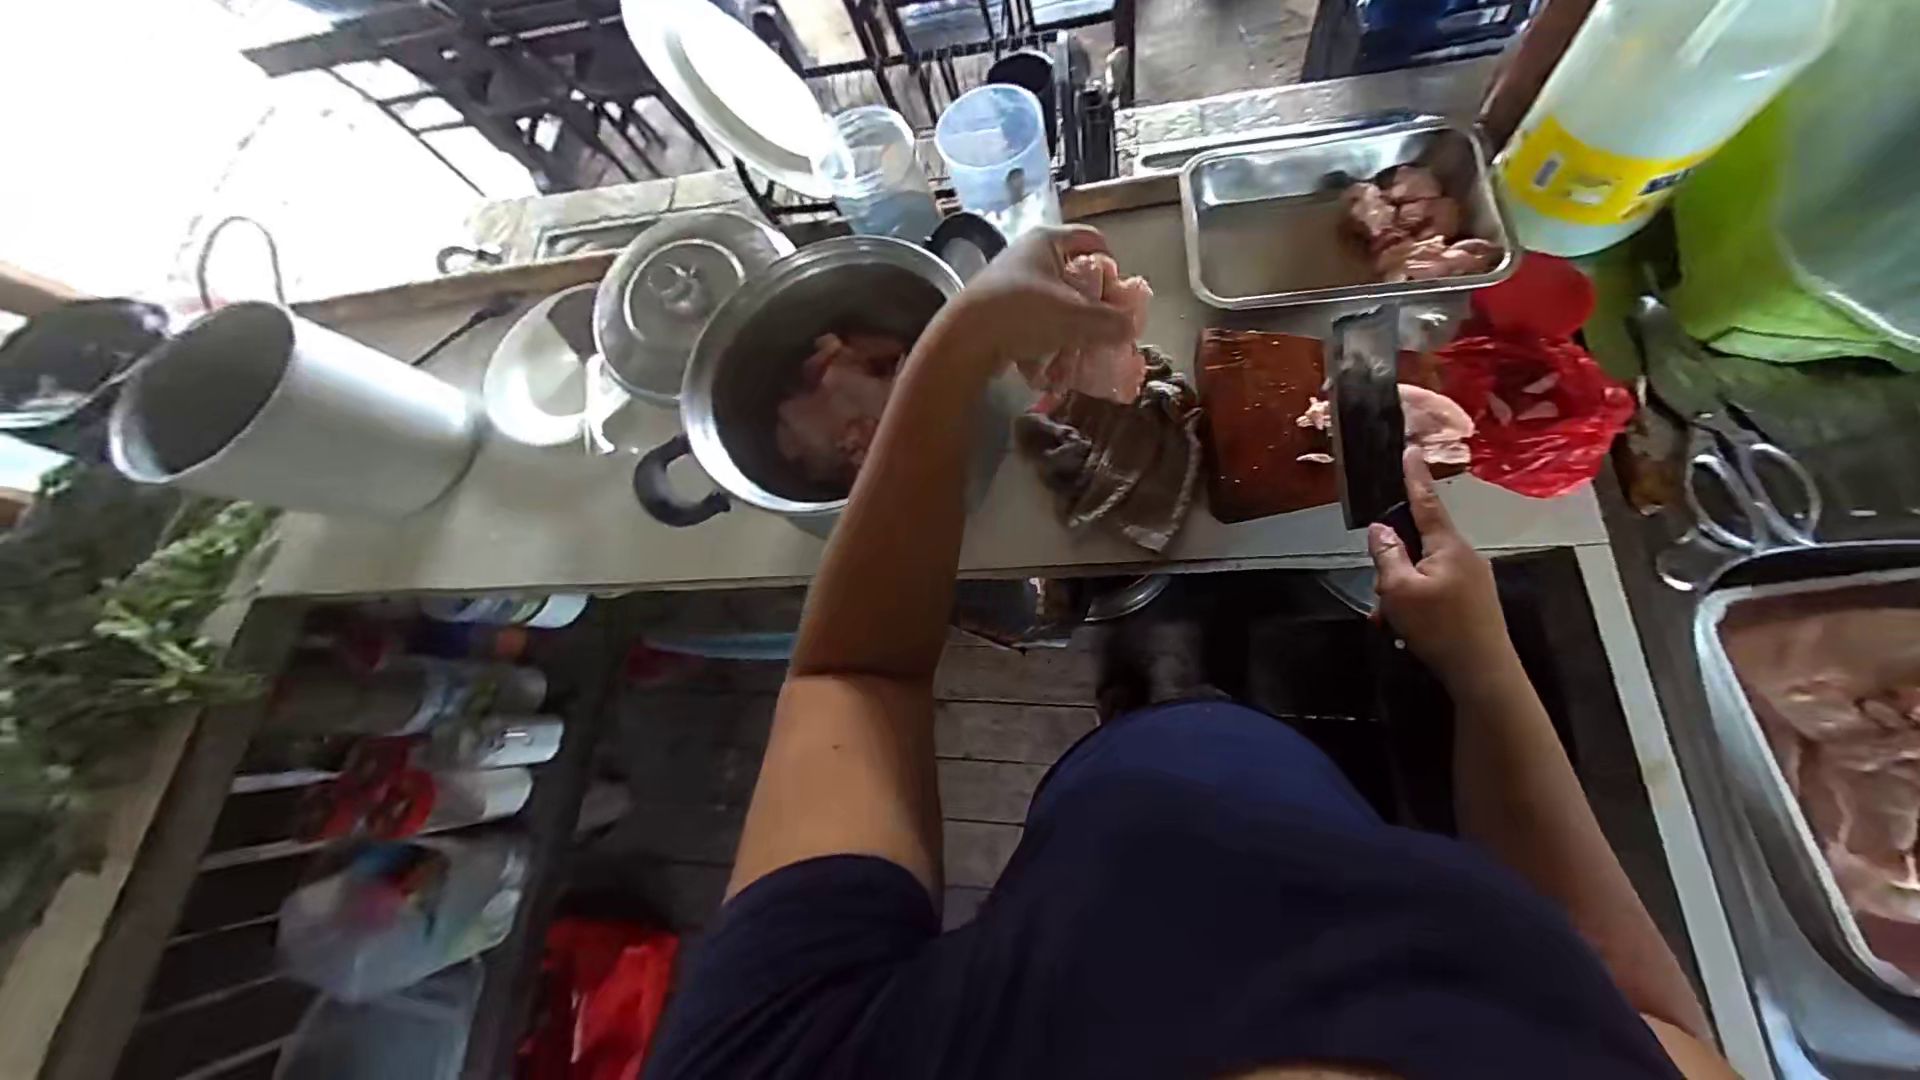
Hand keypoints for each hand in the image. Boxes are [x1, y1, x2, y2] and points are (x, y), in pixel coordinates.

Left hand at [927, 225, 1133, 375]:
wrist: (964, 341)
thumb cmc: (1023, 315)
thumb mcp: (1075, 317)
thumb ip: (1110, 322)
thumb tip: (1131, 328)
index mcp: (1047, 242)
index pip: (1093, 242)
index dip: (1113, 267)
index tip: (1119, 297)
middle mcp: (1026, 258)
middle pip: (1073, 280)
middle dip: (1090, 312)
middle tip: (1102, 334)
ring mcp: (1008, 287)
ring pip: (1052, 310)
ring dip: (1067, 337)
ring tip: (1074, 361)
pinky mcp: (995, 316)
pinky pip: (1030, 329)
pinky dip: (1042, 348)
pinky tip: (1047, 371)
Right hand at [1367, 447, 1515, 681]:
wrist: (1482, 672)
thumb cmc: (1438, 626)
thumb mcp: (1398, 589)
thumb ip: (1387, 555)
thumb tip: (1380, 529)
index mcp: (1448, 547)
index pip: (1426, 503)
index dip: (1414, 478)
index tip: (1410, 451)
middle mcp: (1463, 556)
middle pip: (1417, 543)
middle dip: (1392, 564)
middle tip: (1381, 596)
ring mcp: (1469, 578)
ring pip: (1419, 570)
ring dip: (1398, 590)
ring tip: (1390, 619)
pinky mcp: (1470, 598)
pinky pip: (1429, 588)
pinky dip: (1410, 603)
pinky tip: (1401, 627)